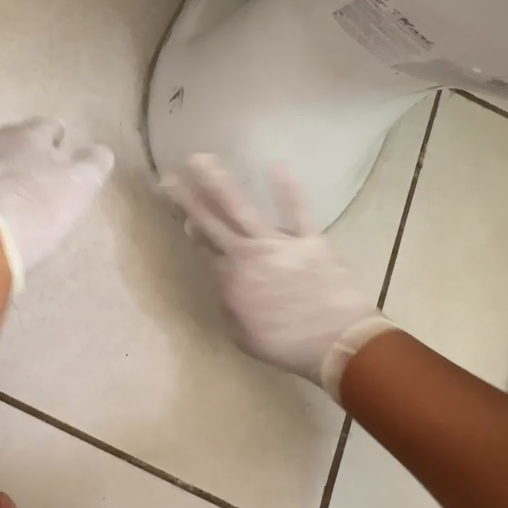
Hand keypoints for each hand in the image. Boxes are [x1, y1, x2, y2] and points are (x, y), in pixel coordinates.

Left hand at [0, 118, 114, 291]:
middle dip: (19, 152)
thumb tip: (100, 150)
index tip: (60, 139)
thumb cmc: (34, 210)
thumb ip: (92, 165)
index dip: (54, 134)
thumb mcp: (79, 187)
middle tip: (30, 168)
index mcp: (24, 137)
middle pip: (6, 142)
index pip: (44, 126)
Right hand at [161, 154, 394, 398]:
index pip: (204, 249)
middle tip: (170, 175)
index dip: (190, 229)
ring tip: (203, 160)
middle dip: (188, 198)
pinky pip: (298, 210)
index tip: (179, 214)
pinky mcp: (309, 240)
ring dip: (221, 183)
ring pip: (242, 209)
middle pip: (211, 222)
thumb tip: (224, 288)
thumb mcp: (244, 337)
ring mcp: (278, 245)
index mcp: (230, 281)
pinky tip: (275, 164)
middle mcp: (247, 256)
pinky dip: (288, 188)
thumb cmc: (287, 347)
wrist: (337, 344)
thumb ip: (230, 307)